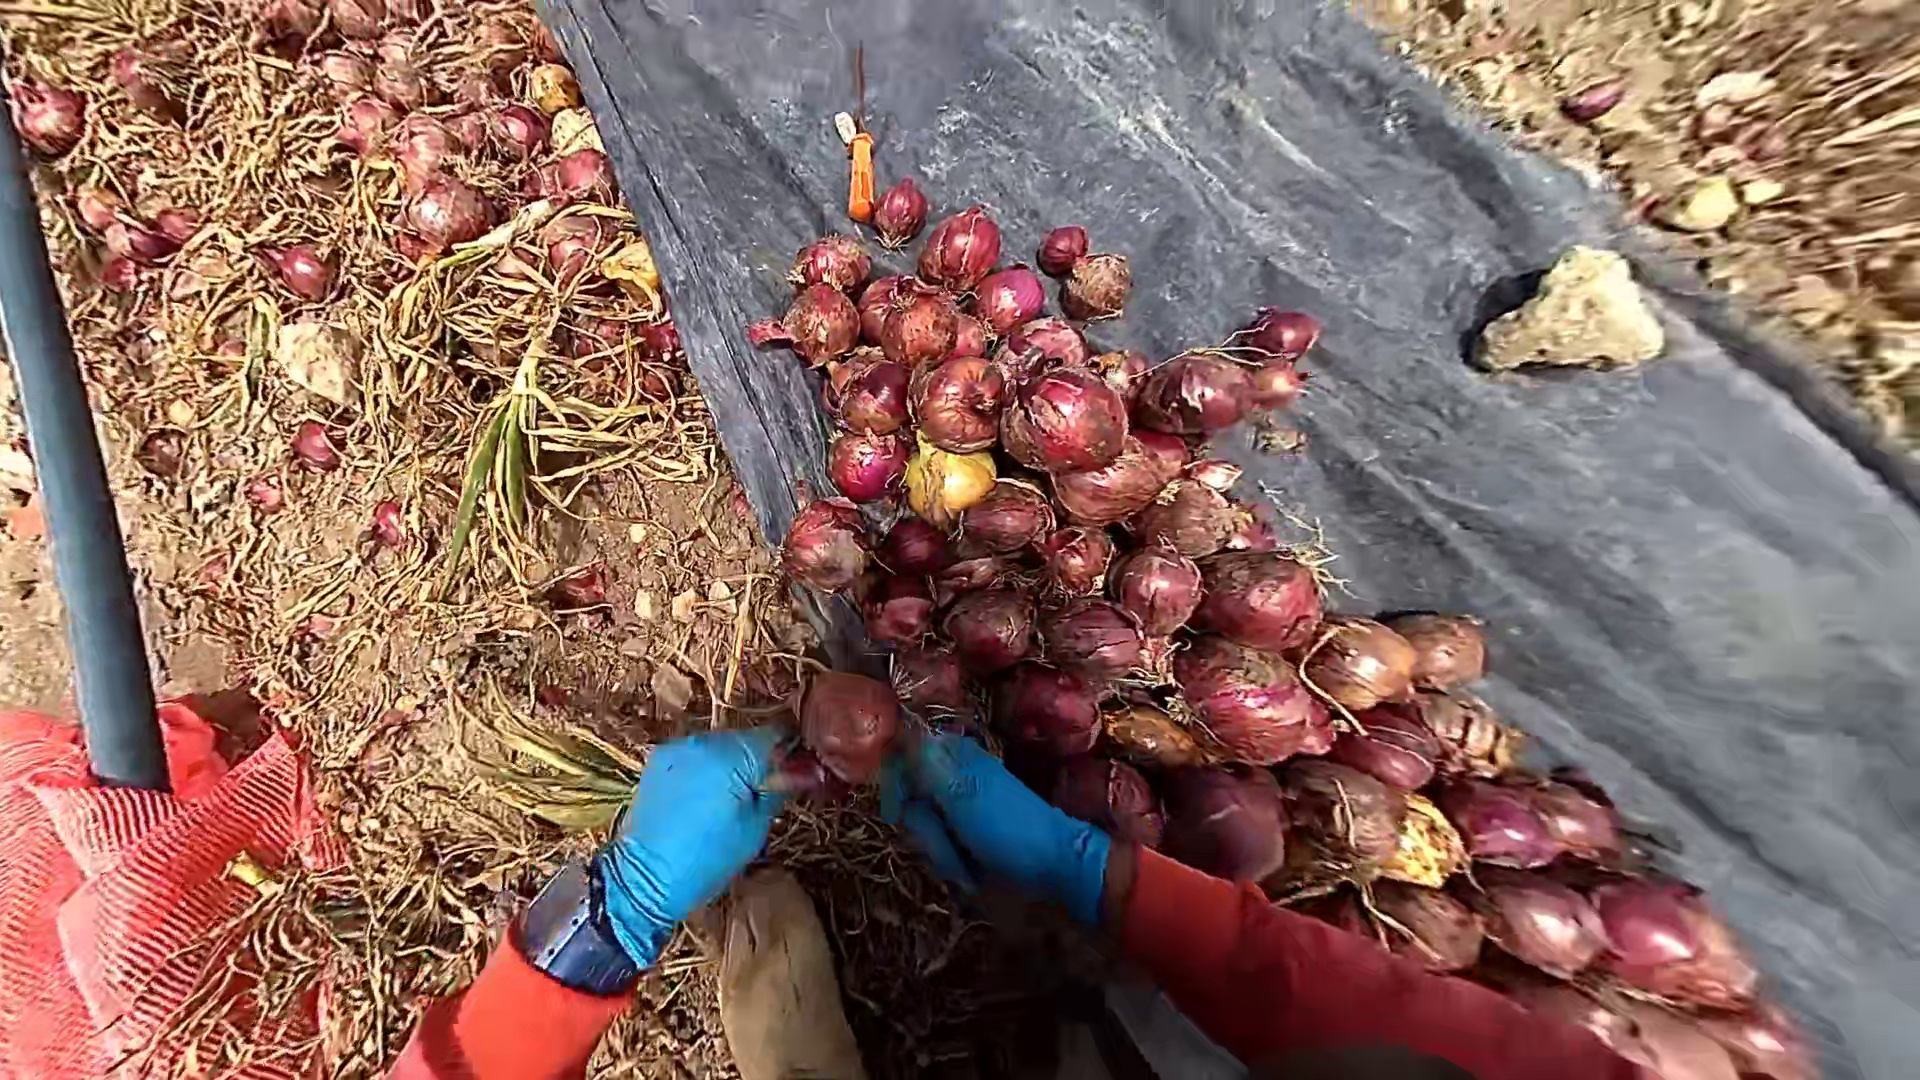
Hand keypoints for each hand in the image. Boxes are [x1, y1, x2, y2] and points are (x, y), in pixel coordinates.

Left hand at [596, 728, 784, 965]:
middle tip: (764, 789)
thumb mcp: (755, 828)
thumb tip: (810, 769)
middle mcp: (705, 741)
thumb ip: (780, 788)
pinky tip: (706, 794)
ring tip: (732, 795)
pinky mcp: (661, 758)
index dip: (791, 752)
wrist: (638, 883)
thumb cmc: (705, 861)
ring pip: (723, 743)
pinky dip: (708, 766)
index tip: (795, 772)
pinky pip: (699, 753)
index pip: (777, 734)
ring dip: (734, 761)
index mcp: (732, 756)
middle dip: (761, 758)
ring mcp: (680, 747)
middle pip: (749, 737)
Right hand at [881, 732, 1108, 923]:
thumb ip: (924, 763)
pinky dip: (947, 862)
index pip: (900, 759)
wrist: (1050, 868)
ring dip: (937, 851)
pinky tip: (967, 871)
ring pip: (917, 829)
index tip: (901, 809)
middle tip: (947, 841)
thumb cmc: (1008, 826)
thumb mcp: (962, 793)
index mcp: (951, 755)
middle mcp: (949, 776)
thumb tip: (896, 726)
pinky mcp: (960, 837)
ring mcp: (955, 809)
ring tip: (965, 861)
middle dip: (923, 829)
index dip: (896, 788)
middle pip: (905, 800)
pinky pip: (933, 847)